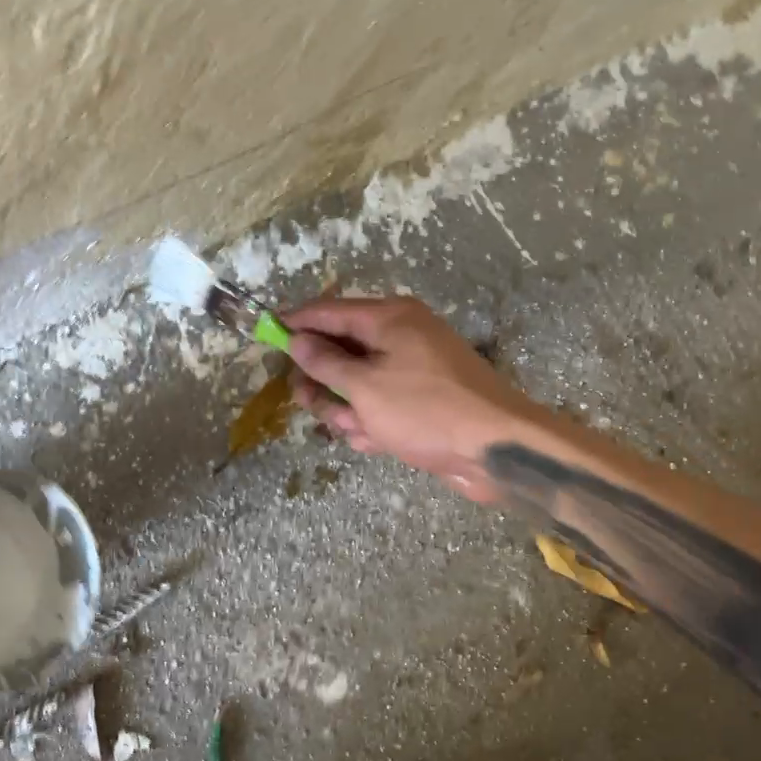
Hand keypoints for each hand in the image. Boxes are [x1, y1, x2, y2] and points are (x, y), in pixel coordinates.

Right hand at [285, 297, 539, 502]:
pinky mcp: (420, 399)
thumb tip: (297, 339)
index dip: (294, 323)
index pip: (327, 311)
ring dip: (346, 409)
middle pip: (338, 350)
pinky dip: (371, 423)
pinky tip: (378, 441)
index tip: (264, 335)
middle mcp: (399, 336)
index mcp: (388, 319)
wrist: (496, 449)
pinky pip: (378, 404)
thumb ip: (324, 362)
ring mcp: (411, 369)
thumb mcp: (364, 387)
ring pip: (354, 383)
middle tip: (311, 403)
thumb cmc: (426, 410)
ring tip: (357, 430)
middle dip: (322, 381)